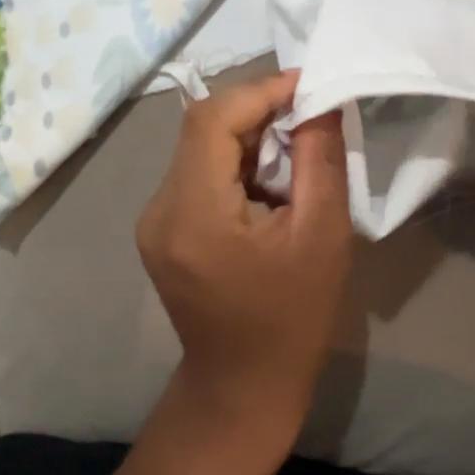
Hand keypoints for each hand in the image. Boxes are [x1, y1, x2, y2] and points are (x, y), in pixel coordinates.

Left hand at [136, 72, 353, 418]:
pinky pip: (195, 174)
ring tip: (293, 155)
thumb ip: (319, 160)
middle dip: (255, 113)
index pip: (212, 120)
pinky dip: (232, 165)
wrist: (243, 388)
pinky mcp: (159, 230)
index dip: (259, 91)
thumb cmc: (292, 320)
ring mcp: (153, 220)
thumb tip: (319, 101)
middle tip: (306, 118)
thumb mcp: (321, 236)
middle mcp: (159, 209)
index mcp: (192, 212)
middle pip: (201, 129)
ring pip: (197, 148)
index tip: (306, 86)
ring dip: (245, 139)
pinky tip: (267, 186)